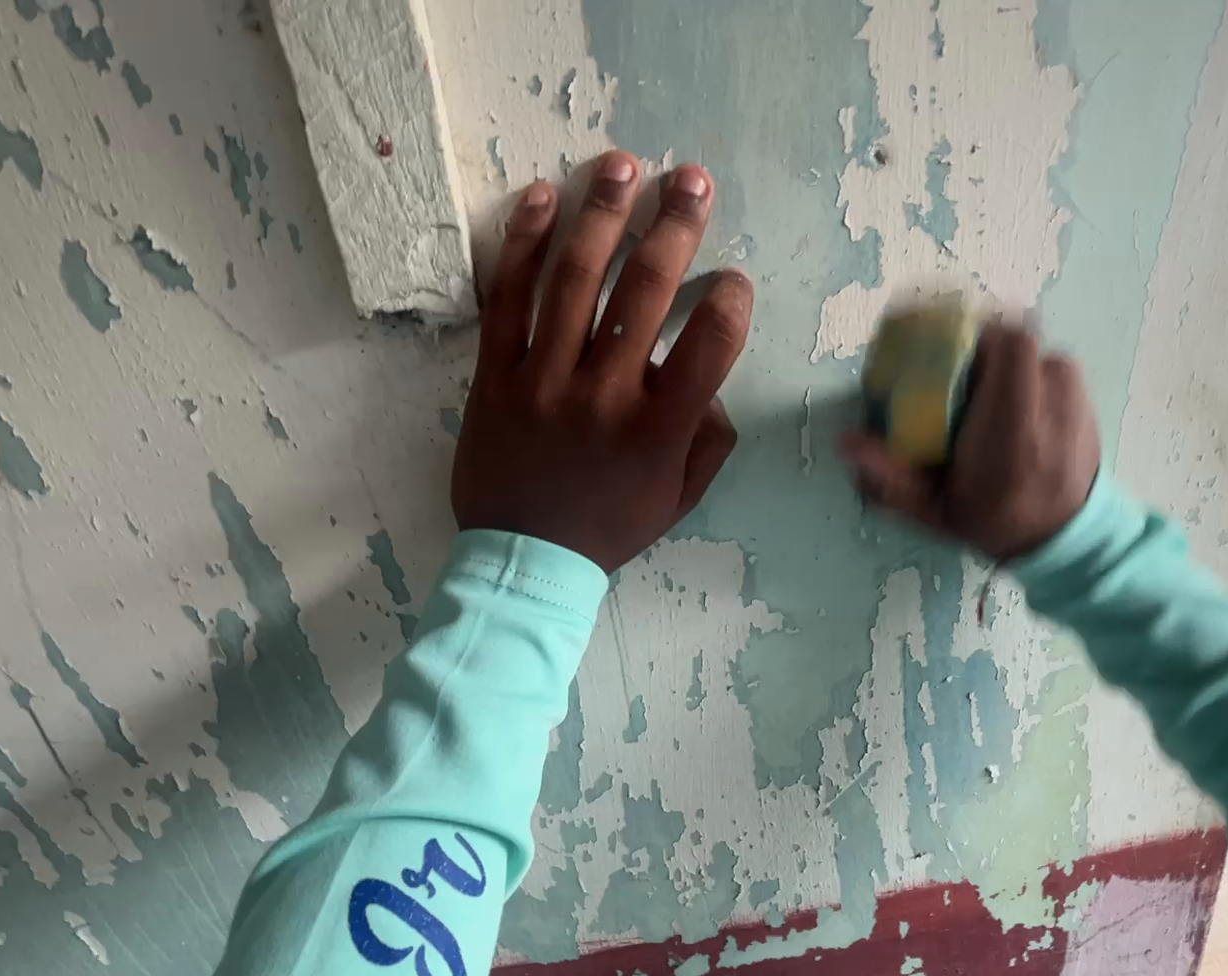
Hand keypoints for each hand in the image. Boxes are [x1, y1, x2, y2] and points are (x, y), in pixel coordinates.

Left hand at [452, 151, 753, 572]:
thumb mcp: (679, 499)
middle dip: (675, 227)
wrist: (524, 558)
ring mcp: (543, 381)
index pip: (709, 347)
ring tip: (622, 166)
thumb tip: (714, 386)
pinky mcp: (494, 375)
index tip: (734, 282)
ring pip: (573, 281)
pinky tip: (542, 199)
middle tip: (692, 181)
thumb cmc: (609, 527)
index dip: (731, 301)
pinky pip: (506, 299)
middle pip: (644, 294)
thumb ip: (709, 442)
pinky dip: (522, 243)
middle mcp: (604, 397)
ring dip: (601, 215)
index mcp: (657, 431)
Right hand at [841, 321, 1099, 560]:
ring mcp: (1076, 394)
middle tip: (948, 379)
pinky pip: (1043, 365)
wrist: (1064, 537)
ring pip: (1027, 351)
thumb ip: (890, 478)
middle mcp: (1055, 399)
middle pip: (1012, 338)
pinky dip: (1020, 376)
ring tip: (975, 397)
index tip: (936, 352)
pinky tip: (1004, 407)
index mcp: (1017, 427)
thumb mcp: (932, 509)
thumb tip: (846, 442)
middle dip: (974, 351)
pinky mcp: (1083, 394)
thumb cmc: (991, 520)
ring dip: (996, 365)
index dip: (969, 334)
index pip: (1008, 343)